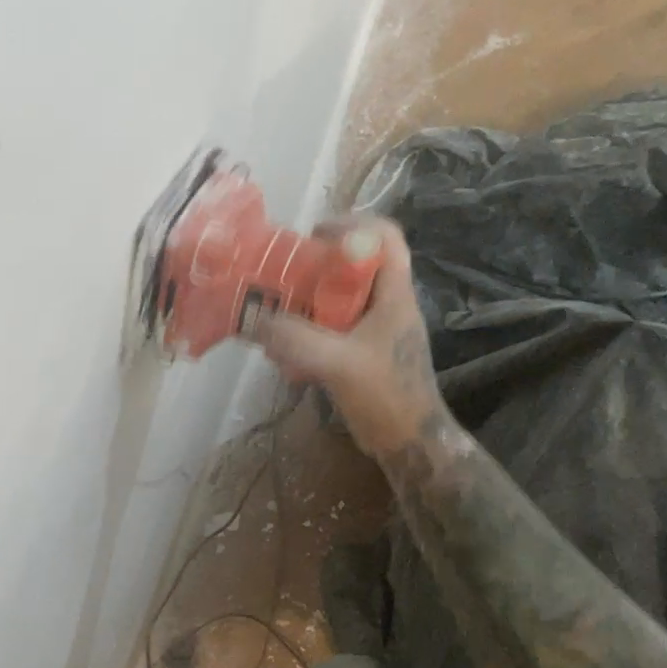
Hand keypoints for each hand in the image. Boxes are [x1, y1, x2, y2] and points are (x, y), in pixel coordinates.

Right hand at [249, 217, 443, 450]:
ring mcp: (374, 331)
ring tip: (273, 319)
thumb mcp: (339, 364)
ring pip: (336, 302)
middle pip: (352, 268)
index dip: (350, 225)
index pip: (384, 237)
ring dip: (303, 308)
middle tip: (281, 280)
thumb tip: (258, 322)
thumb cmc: (386, 396)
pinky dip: (304, 337)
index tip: (312, 237)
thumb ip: (297, 340)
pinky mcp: (361, 354)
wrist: (408, 442)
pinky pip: (329, 332)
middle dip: (313, 271)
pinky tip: (283, 357)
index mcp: (394, 295)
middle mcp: (386, 305)